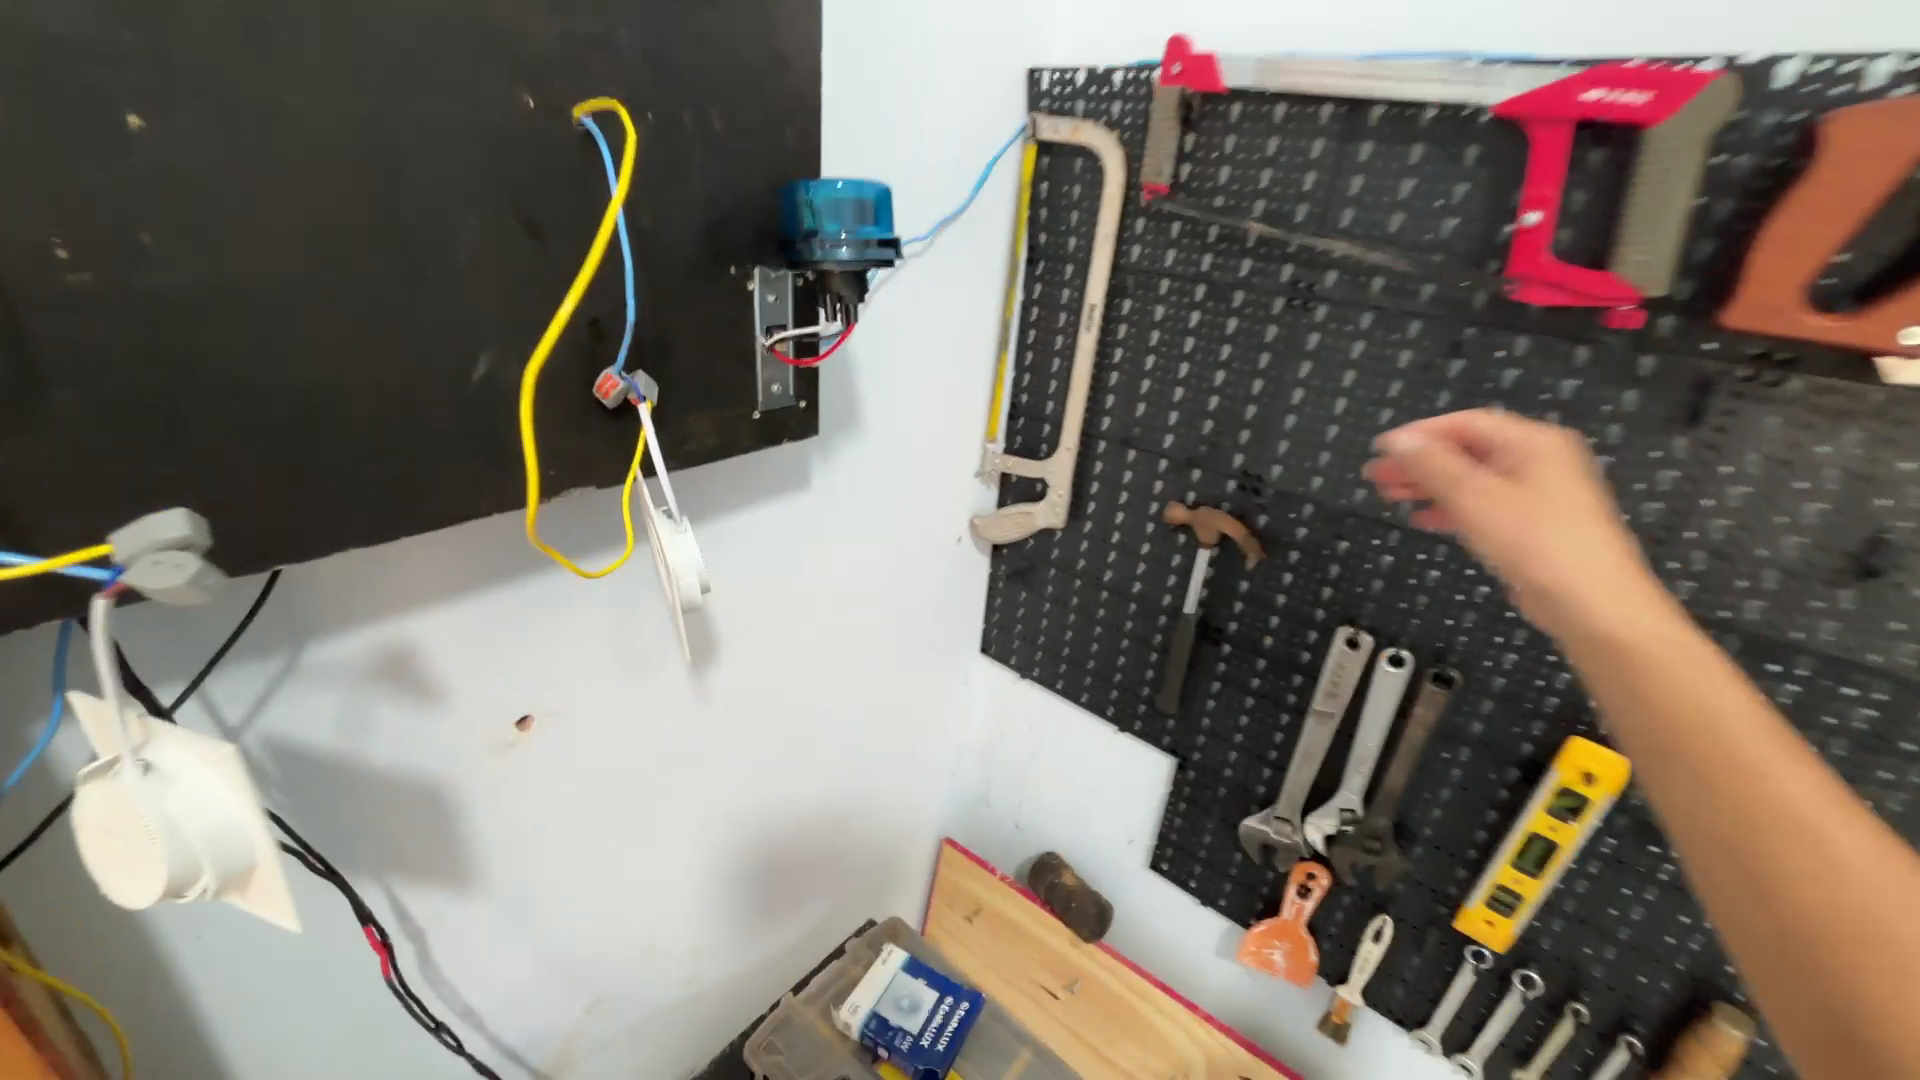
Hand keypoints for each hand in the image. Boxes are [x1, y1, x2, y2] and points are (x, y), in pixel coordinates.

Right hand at [1365, 409, 1671, 640]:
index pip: (1464, 424)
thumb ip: (1432, 465)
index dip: (1418, 434)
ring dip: (1429, 485)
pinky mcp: (1531, 524)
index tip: (1380, 450)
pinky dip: (1450, 508)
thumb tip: (1396, 440)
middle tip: (1376, 477)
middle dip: (1419, 462)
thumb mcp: (1474, 497)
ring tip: (1390, 496)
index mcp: (1531, 442)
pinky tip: (1422, 519)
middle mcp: (1537, 460)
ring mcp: (1536, 493)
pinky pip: (1482, 504)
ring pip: (1471, 479)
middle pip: (1466, 450)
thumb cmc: (1533, 540)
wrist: (1591, 602)